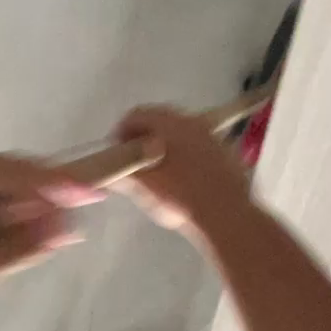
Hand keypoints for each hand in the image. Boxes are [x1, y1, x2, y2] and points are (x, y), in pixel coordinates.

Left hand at [0, 155, 99, 330]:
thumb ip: (12, 252)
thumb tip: (64, 231)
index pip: (10, 172)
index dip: (54, 183)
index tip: (91, 196)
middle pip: (0, 173)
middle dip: (39, 192)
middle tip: (77, 212)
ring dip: (17, 208)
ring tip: (48, 232)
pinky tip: (9, 241)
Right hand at [114, 105, 255, 235]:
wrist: (228, 216)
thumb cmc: (180, 198)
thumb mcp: (143, 188)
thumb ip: (120, 175)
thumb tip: (102, 174)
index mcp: (170, 125)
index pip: (137, 115)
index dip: (120, 132)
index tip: (114, 153)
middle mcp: (193, 122)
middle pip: (159, 120)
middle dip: (141, 138)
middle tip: (132, 162)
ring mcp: (212, 135)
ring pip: (179, 132)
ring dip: (162, 145)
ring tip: (154, 171)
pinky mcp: (225, 151)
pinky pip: (196, 144)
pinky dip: (182, 153)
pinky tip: (179, 178)